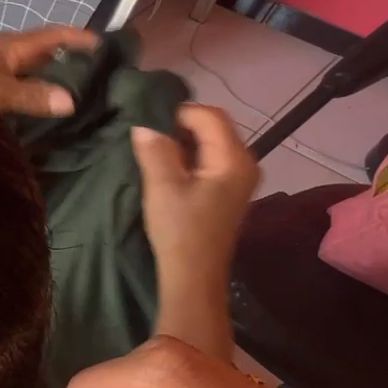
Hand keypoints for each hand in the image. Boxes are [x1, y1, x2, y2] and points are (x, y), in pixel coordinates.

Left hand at [0, 26, 99, 115]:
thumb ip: (32, 95)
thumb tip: (71, 101)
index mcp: (13, 46)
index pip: (56, 35)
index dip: (81, 38)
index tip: (109, 47)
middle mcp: (8, 55)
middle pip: (49, 54)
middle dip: (74, 63)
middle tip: (103, 79)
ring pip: (36, 72)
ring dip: (56, 81)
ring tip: (84, 97)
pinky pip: (23, 88)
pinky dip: (38, 95)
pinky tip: (49, 111)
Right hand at [133, 104, 258, 284]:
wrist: (194, 274)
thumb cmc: (180, 230)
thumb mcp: (162, 187)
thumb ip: (156, 151)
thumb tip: (143, 125)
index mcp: (233, 158)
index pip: (209, 116)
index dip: (177, 112)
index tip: (145, 122)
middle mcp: (245, 162)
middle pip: (213, 127)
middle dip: (179, 125)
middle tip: (145, 135)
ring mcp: (239, 177)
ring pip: (210, 143)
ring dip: (182, 142)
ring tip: (151, 151)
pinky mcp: (228, 190)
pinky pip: (209, 160)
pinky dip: (188, 157)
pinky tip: (166, 169)